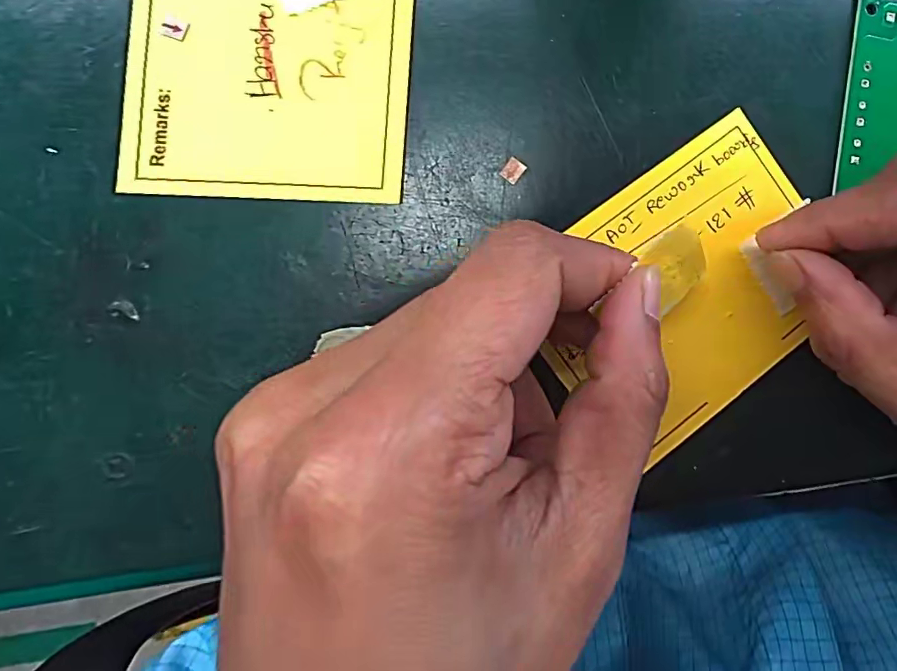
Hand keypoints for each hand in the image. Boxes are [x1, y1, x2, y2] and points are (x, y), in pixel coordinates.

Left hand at [214, 221, 667, 669]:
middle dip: (536, 326)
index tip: (623, 300)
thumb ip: (624, 396)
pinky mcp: (261, 412)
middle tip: (567, 400)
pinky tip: (435, 452)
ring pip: (426, 315)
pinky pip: (380, 350)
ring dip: (482, 356)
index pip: (507, 269)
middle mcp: (311, 402)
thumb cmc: (472, 668)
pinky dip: (432, 376)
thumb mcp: (578, 543)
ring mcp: (274, 404)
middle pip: (466, 292)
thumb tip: (636, 292)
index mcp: (394, 438)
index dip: (581, 265)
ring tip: (490, 450)